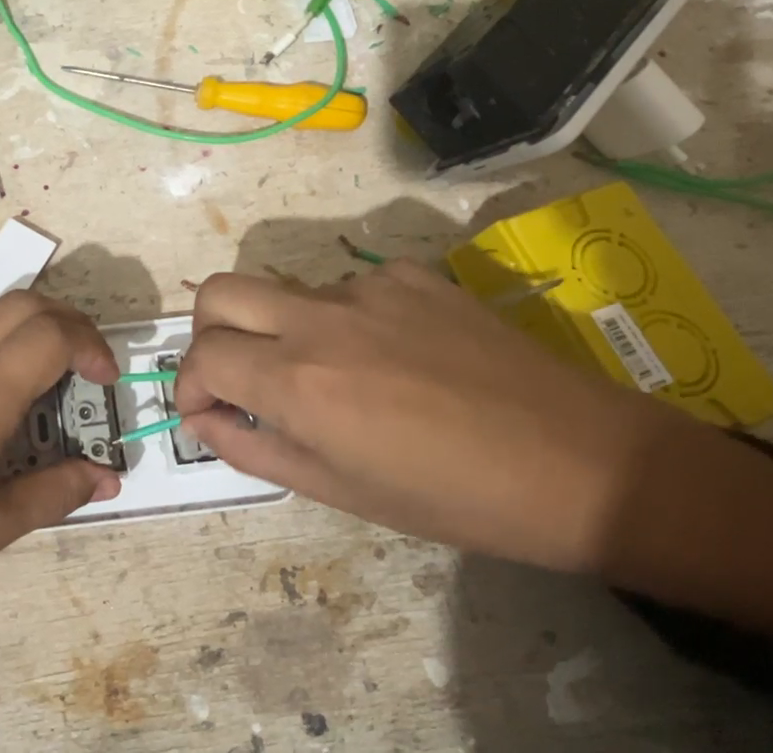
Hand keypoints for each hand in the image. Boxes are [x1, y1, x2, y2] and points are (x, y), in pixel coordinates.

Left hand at [0, 291, 122, 639]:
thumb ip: (52, 493)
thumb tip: (107, 478)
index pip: (47, 337)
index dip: (90, 346)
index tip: (107, 381)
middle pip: (21, 305)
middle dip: (68, 322)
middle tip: (90, 365)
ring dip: (30, 323)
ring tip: (53, 371)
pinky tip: (3, 386)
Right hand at [175, 264, 772, 637]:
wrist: (584, 464)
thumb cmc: (454, 499)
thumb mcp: (340, 492)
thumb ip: (254, 450)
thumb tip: (205, 419)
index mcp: (297, 383)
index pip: (201, 356)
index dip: (188, 384)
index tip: (206, 411)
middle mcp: (319, 320)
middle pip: (218, 291)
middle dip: (207, 333)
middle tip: (236, 375)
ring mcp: (368, 287)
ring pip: (285, 290)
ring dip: (280, 329)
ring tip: (332, 377)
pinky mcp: (413, 274)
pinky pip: (347, 286)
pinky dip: (340, 317)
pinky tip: (388, 355)